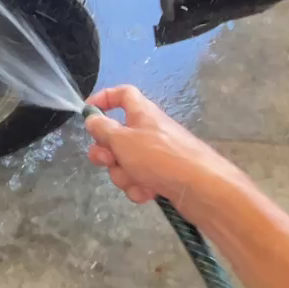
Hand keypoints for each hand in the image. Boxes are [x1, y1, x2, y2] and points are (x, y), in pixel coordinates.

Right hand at [84, 86, 242, 215]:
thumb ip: (102, 129)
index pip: (122, 94)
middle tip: (106, 160)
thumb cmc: (159, 156)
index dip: (103, 98)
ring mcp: (156, 154)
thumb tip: (91, 119)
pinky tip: (147, 193)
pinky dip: (139, 187)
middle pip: (116, 135)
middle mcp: (149, 130)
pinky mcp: (162, 176)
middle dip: (106, 152)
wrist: (201, 188)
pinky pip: (139, 179)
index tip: (87, 112)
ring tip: (135, 180)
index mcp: (141, 113)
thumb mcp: (122, 140)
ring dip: (123, 174)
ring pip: (124, 161)